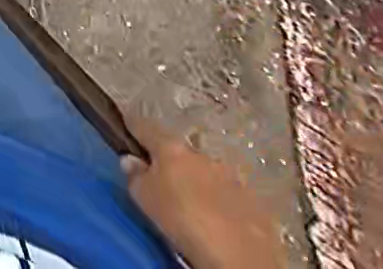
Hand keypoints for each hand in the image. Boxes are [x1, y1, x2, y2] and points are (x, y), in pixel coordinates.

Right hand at [122, 117, 284, 268]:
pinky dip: (221, 201)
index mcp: (171, 147)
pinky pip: (230, 195)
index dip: (131, 128)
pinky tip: (218, 218)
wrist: (239, 259)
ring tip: (193, 202)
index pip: (144, 126)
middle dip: (171, 161)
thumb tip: (132, 160)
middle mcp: (203, 156)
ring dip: (198, 181)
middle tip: (162, 179)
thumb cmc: (180, 219)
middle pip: (180, 151)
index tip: (124, 133)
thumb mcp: (142, 197)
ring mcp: (234, 179)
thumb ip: (134, 174)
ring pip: (207, 172)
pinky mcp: (257, 205)